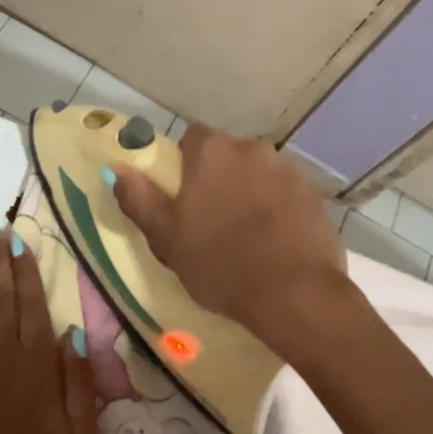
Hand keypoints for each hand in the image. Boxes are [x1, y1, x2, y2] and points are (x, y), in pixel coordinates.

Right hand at [112, 124, 355, 358]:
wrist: (295, 294)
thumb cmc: (220, 264)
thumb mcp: (166, 238)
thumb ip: (140, 199)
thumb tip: (118, 170)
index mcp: (212, 152)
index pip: (192, 139)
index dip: (184, 166)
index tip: (183, 198)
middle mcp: (252, 148)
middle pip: (228, 157)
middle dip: (219, 180)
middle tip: (212, 222)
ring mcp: (288, 170)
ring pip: (259, 175)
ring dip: (250, 194)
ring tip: (247, 237)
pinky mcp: (314, 195)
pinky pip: (286, 195)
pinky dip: (278, 210)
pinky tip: (275, 244)